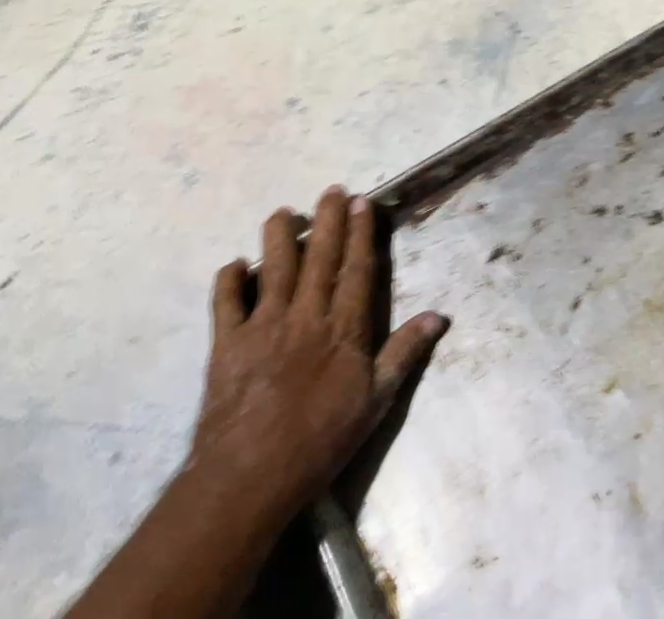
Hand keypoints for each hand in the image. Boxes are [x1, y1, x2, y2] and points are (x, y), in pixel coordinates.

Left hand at [188, 186, 448, 514]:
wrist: (252, 472)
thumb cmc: (323, 439)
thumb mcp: (378, 400)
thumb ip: (404, 353)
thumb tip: (438, 316)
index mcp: (344, 329)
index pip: (356, 270)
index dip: (360, 234)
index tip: (362, 203)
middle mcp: (305, 316)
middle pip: (318, 259)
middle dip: (326, 222)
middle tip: (331, 190)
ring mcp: (262, 327)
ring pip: (273, 270)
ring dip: (277, 238)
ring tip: (282, 211)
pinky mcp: (227, 344)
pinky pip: (226, 303)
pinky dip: (229, 281)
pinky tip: (235, 265)